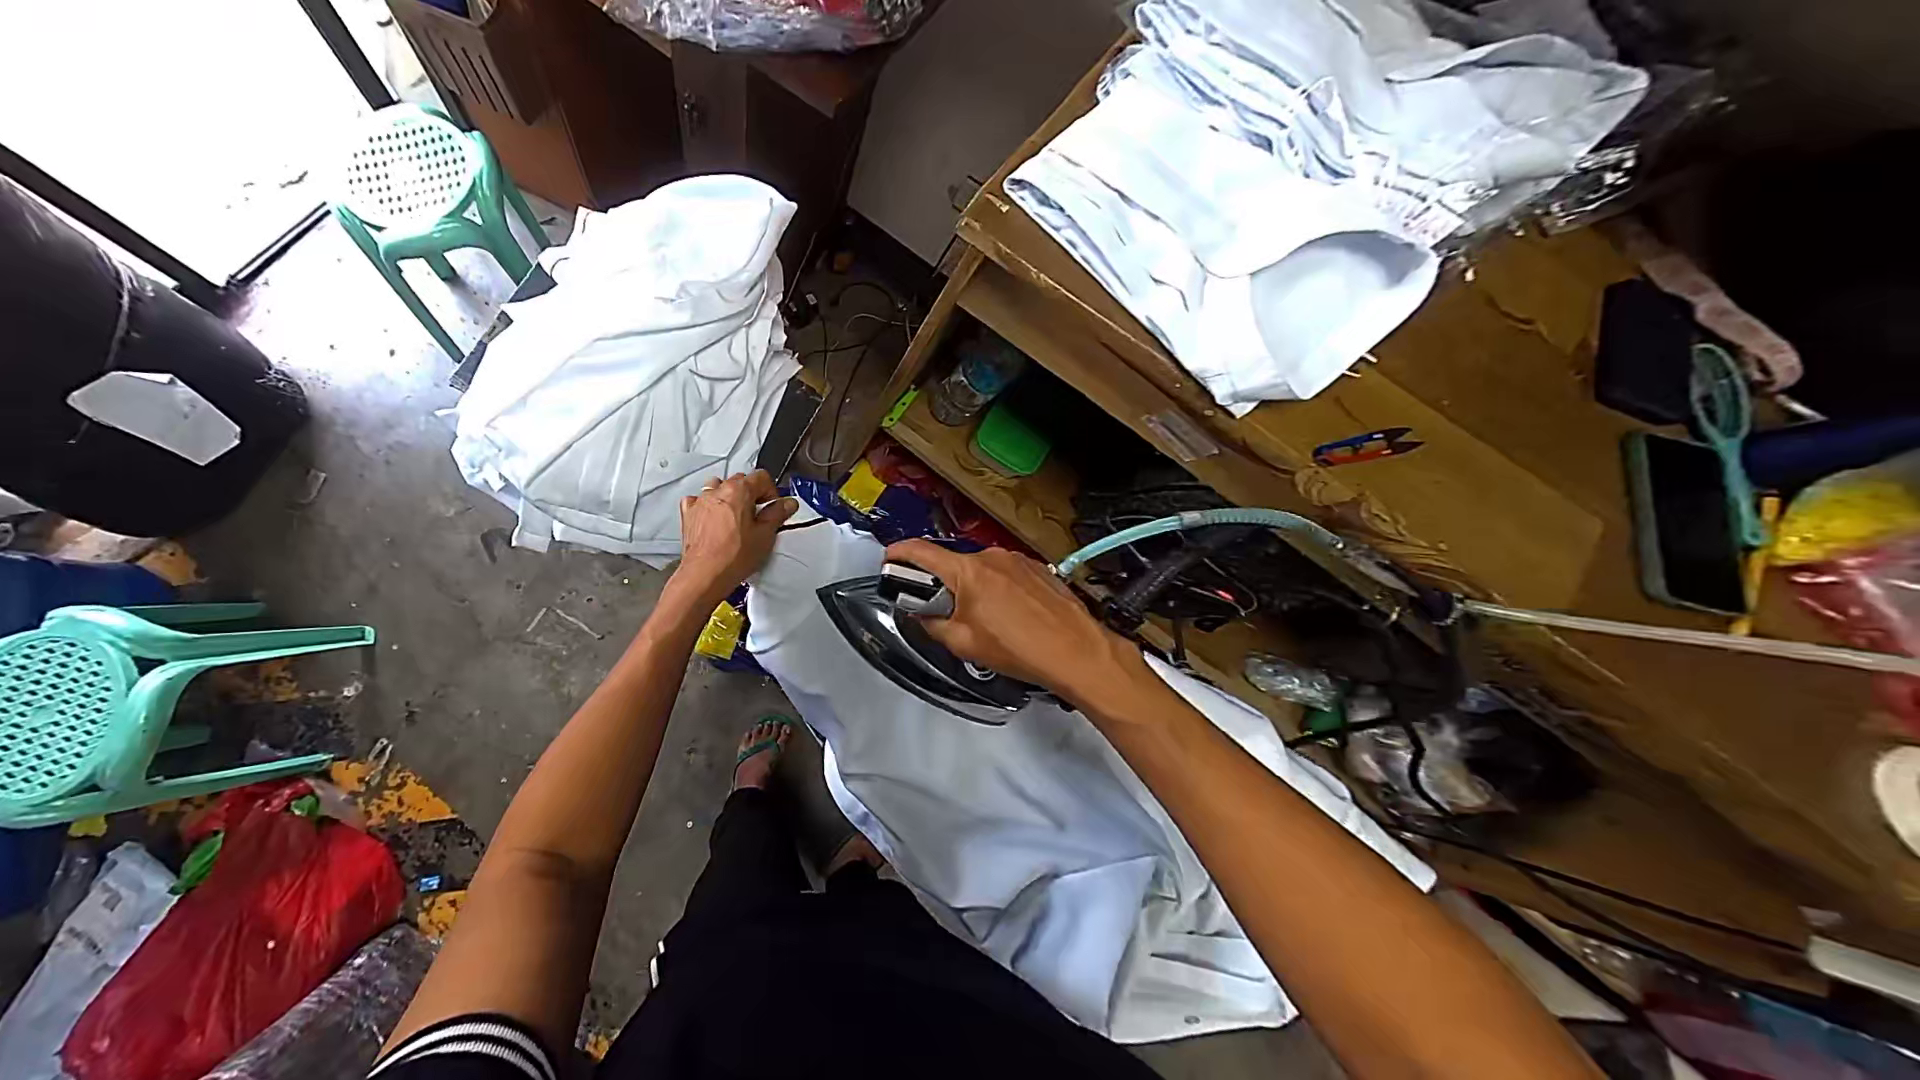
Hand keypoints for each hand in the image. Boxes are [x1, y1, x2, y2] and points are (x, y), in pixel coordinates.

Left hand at [675, 470, 796, 601]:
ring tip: (737, 517)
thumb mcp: (766, 535)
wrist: (705, 575)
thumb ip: (778, 514)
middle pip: (740, 481)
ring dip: (729, 497)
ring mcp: (701, 502)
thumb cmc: (732, 556)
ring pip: (718, 488)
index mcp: (739, 491)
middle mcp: (717, 491)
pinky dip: (708, 506)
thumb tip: (787, 504)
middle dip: (752, 494)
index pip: (761, 478)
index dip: (772, 492)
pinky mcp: (689, 515)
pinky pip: (699, 501)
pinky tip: (716, 520)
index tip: (774, 506)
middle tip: (760, 515)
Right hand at [883, 539, 1146, 707]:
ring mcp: (1017, 560)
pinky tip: (1008, 617)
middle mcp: (992, 557)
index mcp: (969, 572)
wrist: (1076, 651)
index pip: (921, 551)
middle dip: (941, 585)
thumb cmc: (1024, 649)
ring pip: (979, 569)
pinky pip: (1004, 573)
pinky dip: (997, 590)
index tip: (889, 561)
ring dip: (972, 589)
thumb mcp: (964, 644)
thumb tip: (921, 615)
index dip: (898, 554)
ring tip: (985, 622)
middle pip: (951, 563)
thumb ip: (932, 624)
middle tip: (943, 613)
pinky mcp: (1035, 568)